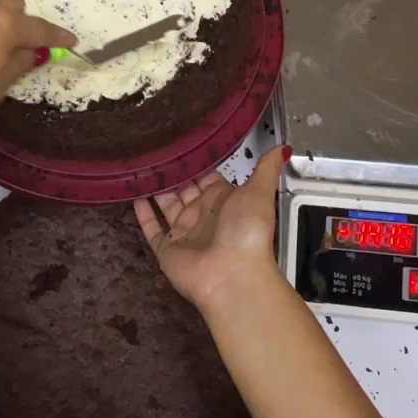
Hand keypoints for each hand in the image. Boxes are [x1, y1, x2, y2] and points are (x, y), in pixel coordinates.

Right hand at [136, 146, 288, 310]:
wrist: (234, 276)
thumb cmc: (248, 232)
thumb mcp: (260, 193)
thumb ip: (266, 168)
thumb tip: (284, 147)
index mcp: (223, 201)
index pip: (204, 176)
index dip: (193, 160)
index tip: (177, 140)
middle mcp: (202, 214)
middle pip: (183, 188)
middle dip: (170, 172)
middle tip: (153, 148)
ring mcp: (183, 232)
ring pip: (166, 205)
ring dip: (155, 189)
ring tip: (140, 167)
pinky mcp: (167, 249)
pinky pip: (152, 229)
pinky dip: (144, 214)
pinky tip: (133, 196)